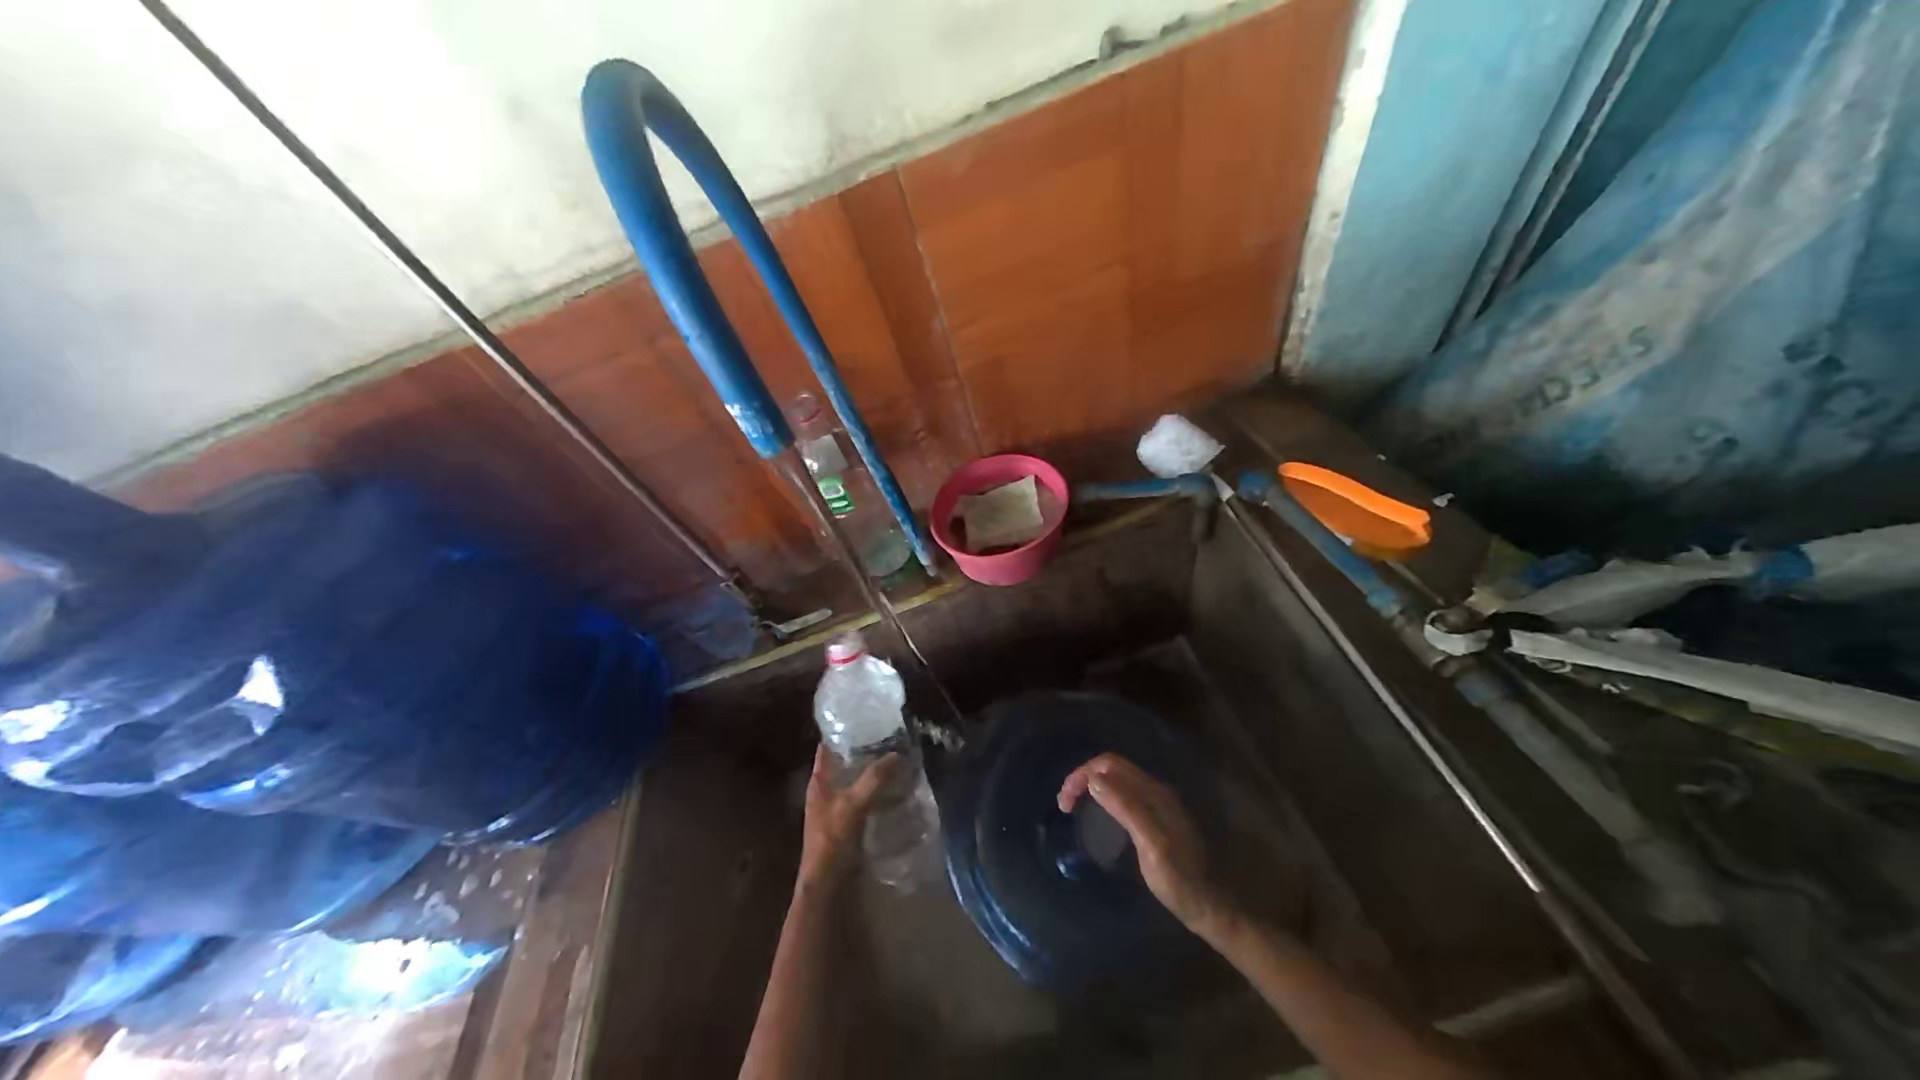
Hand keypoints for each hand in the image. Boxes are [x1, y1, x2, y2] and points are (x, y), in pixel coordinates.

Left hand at [798, 745, 899, 888]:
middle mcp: (827, 794)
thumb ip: (875, 779)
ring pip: (859, 784)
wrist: (827, 889)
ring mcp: (839, 812)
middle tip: (896, 739)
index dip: (843, 731)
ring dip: (877, 776)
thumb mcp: (853, 805)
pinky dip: (882, 797)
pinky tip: (901, 794)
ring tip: (904, 763)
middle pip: (847, 765)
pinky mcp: (851, 829)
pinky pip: (868, 804)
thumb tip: (898, 755)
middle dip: (868, 752)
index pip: (828, 747)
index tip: (868, 717)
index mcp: (819, 783)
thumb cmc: (832, 842)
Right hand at [1058, 753, 1238, 935]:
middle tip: (1065, 804)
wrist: (1209, 906)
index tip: (1065, 801)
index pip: (1110, 764)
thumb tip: (1094, 779)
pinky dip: (1103, 798)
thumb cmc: (1179, 879)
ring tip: (1074, 807)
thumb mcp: (1151, 845)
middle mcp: (1156, 791)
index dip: (1083, 775)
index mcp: (1154, 792)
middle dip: (1084, 778)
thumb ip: (1126, 808)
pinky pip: (1123, 796)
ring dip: (1092, 786)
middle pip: (1112, 768)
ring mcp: (1156, 804)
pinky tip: (1097, 816)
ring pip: (1117, 781)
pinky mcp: (1155, 818)